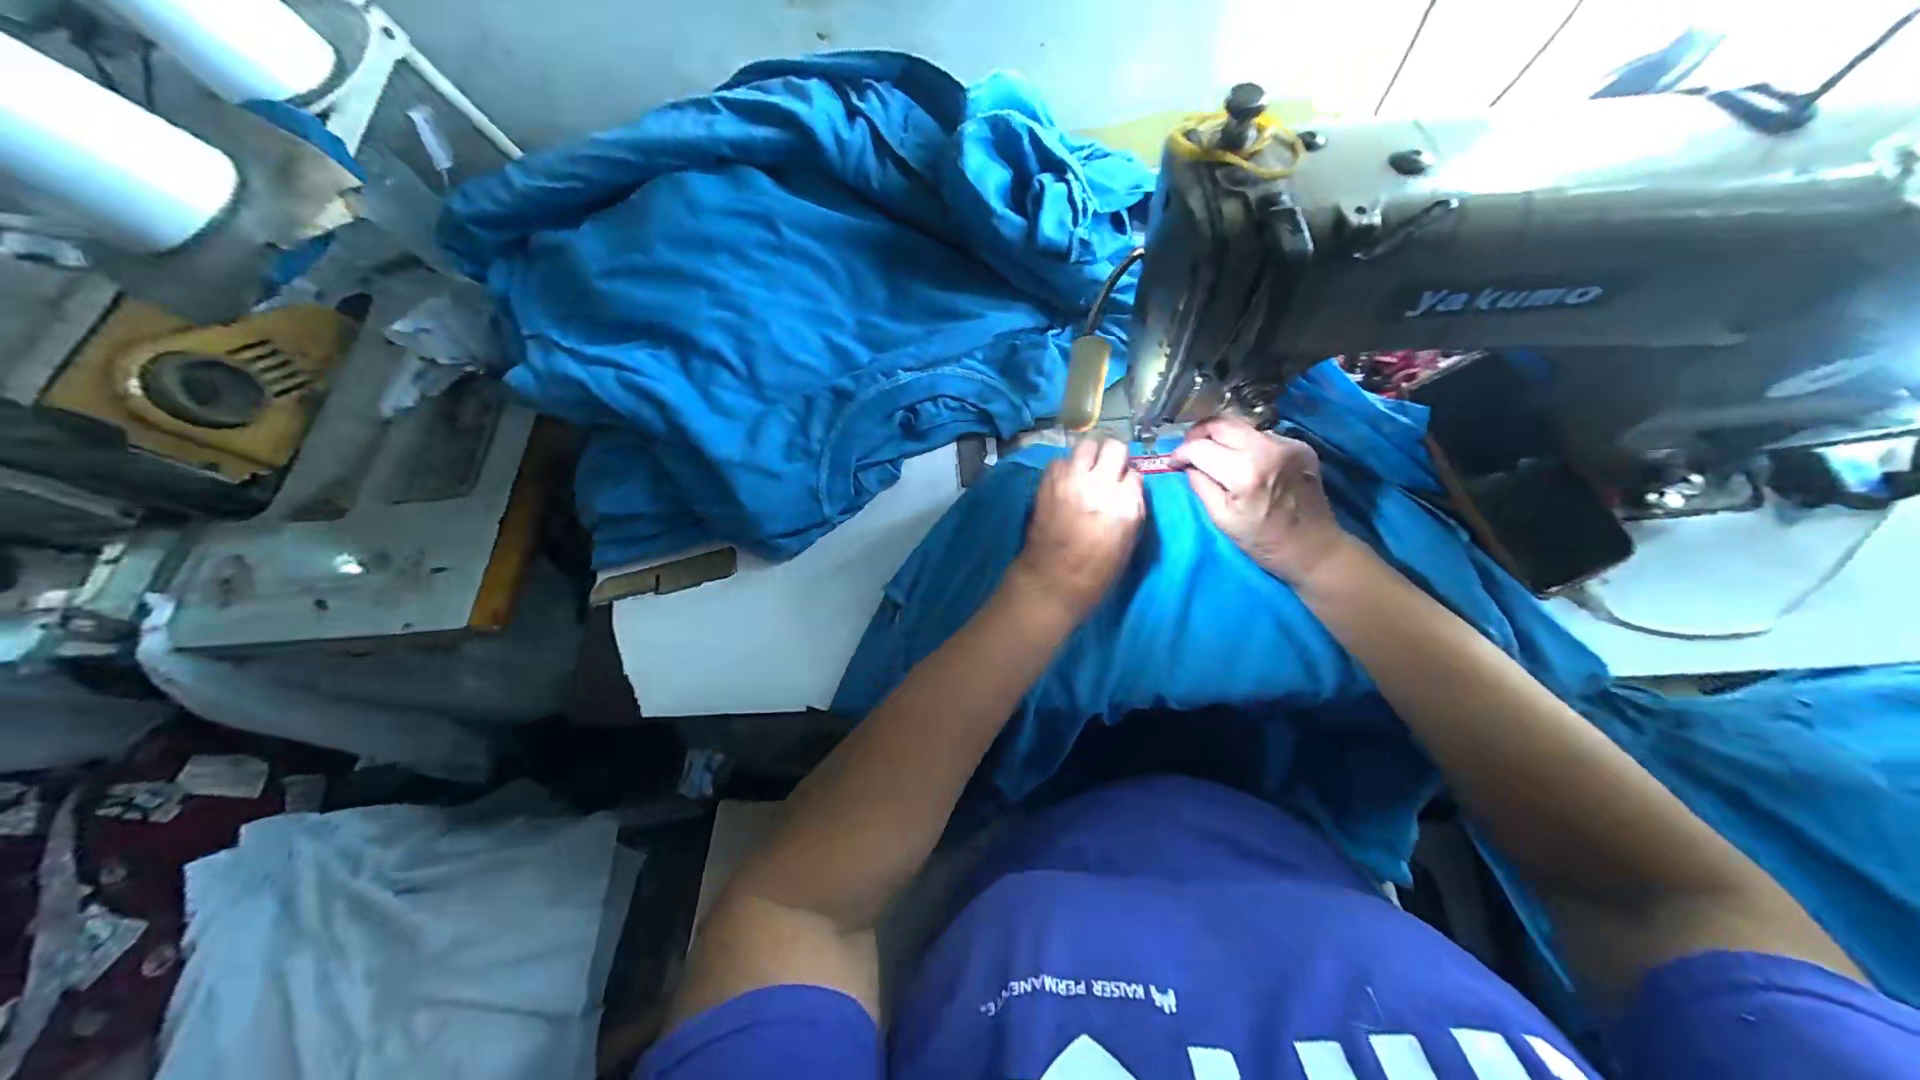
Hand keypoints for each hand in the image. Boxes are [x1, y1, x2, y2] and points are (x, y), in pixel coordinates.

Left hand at [1006, 438, 1144, 621]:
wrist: (1050, 582)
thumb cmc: (1095, 573)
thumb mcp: (1127, 542)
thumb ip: (1130, 508)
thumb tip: (1127, 486)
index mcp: (1125, 506)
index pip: (1134, 474)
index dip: (1127, 481)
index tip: (1121, 489)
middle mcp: (1099, 486)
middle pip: (1113, 448)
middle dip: (1112, 457)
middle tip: (1106, 472)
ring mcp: (1070, 481)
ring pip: (1086, 445)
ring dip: (1089, 457)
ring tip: (1086, 472)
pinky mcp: (1047, 483)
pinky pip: (1061, 461)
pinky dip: (1065, 468)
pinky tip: (1065, 484)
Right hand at [1172, 414, 1352, 584]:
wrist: (1314, 548)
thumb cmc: (1264, 541)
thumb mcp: (1222, 518)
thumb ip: (1201, 485)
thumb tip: (1187, 465)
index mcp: (1245, 472)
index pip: (1201, 447)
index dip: (1181, 452)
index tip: (1172, 461)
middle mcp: (1268, 449)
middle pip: (1222, 424)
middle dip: (1199, 434)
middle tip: (1188, 450)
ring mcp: (1287, 444)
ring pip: (1242, 427)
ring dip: (1222, 438)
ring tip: (1213, 455)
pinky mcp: (1300, 445)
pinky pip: (1261, 435)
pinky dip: (1245, 444)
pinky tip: (1243, 461)